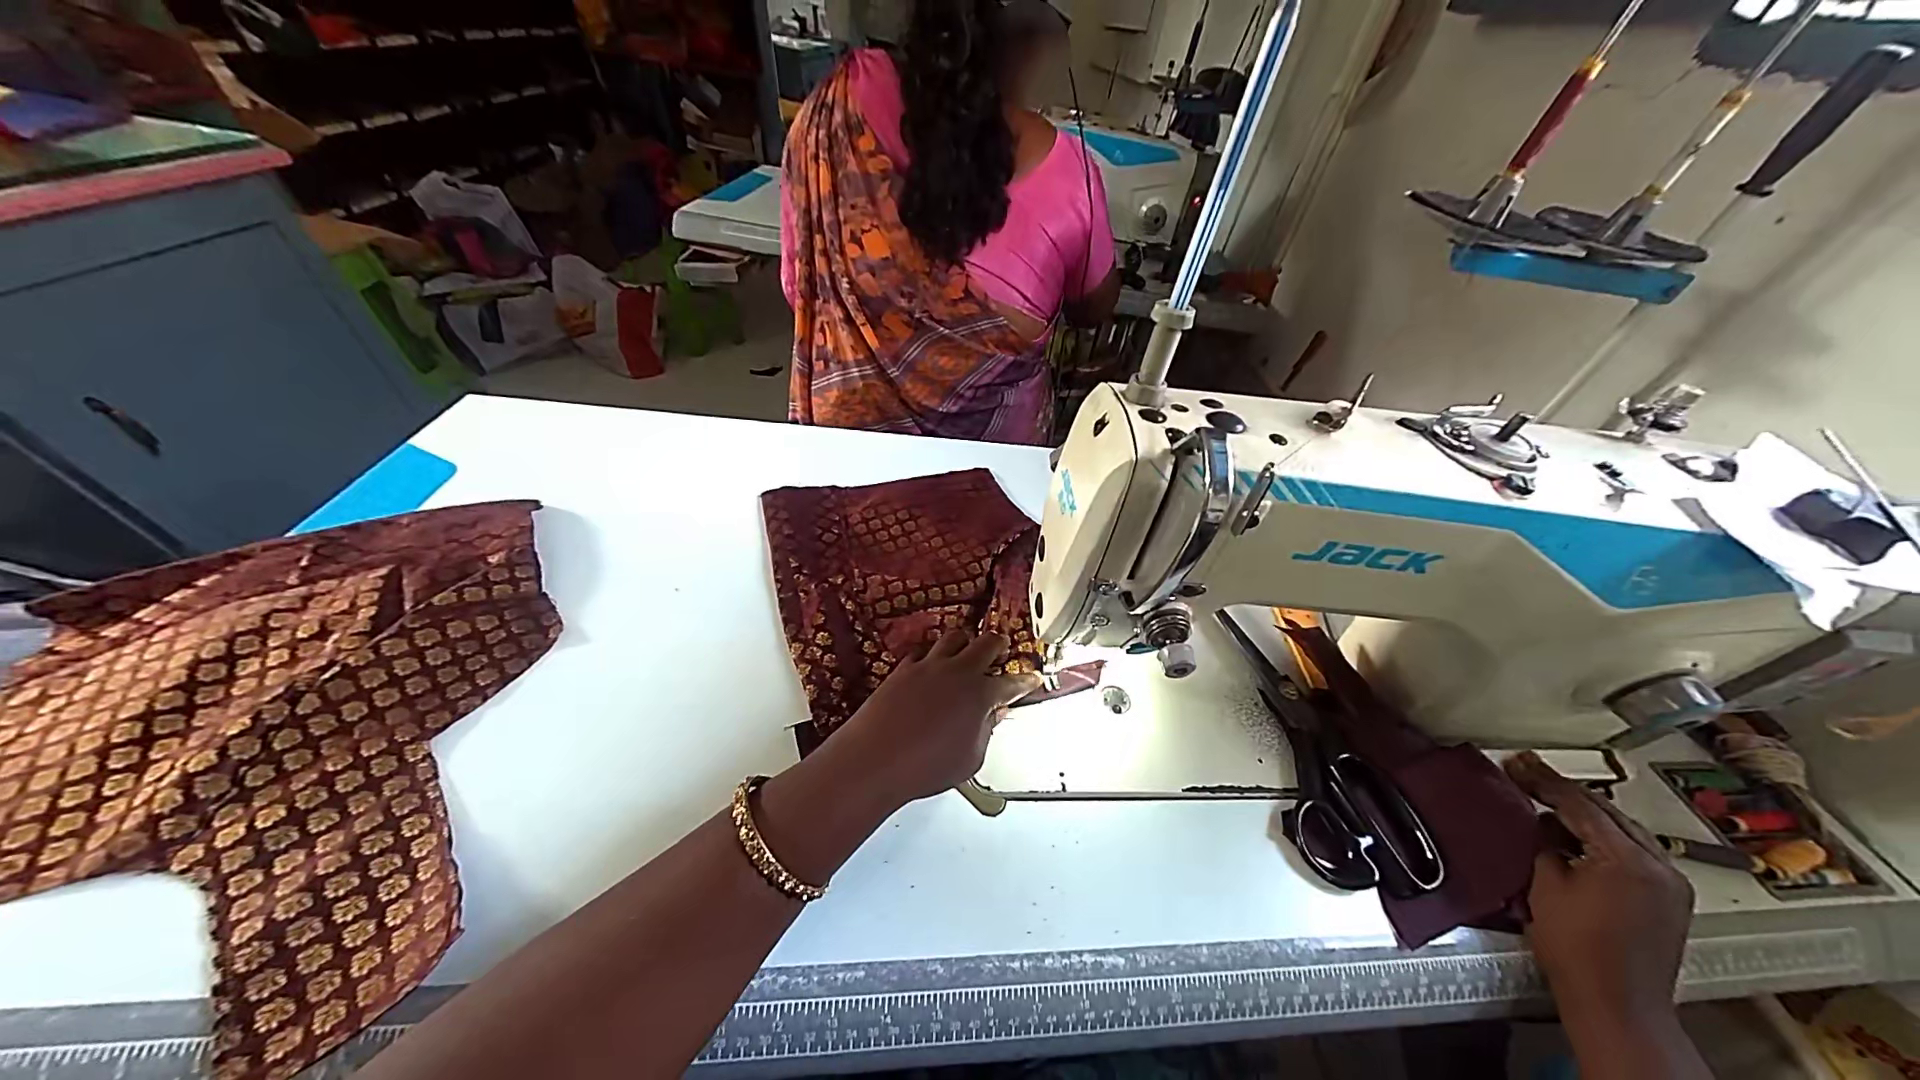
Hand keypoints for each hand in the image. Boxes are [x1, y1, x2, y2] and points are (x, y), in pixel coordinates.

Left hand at [832, 630, 1043, 807]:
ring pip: (954, 637)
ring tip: (968, 648)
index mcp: (980, 693)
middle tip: (1002, 648)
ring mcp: (928, 667)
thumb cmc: (922, 765)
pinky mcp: (903, 670)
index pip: (1012, 682)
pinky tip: (931, 663)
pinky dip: (931, 654)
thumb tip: (991, 717)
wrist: (875, 759)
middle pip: (987, 643)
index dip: (1025, 680)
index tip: (1030, 679)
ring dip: (965, 642)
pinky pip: (922, 651)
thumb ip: (986, 731)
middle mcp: (956, 672)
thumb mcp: (971, 757)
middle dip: (998, 644)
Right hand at [1506, 752, 1694, 1024]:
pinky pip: (1631, 852)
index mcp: (1630, 860)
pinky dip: (1599, 839)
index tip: (1517, 763)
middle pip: (1606, 812)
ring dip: (1582, 815)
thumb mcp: (1545, 884)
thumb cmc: (1576, 949)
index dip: (1543, 780)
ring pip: (1620, 830)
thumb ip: (1545, 844)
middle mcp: (1660, 868)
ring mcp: (1669, 886)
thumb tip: (1541, 823)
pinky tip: (1571, 838)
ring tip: (1544, 801)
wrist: (1615, 1004)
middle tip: (1526, 772)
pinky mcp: (1666, 901)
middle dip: (1564, 792)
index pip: (1580, 804)